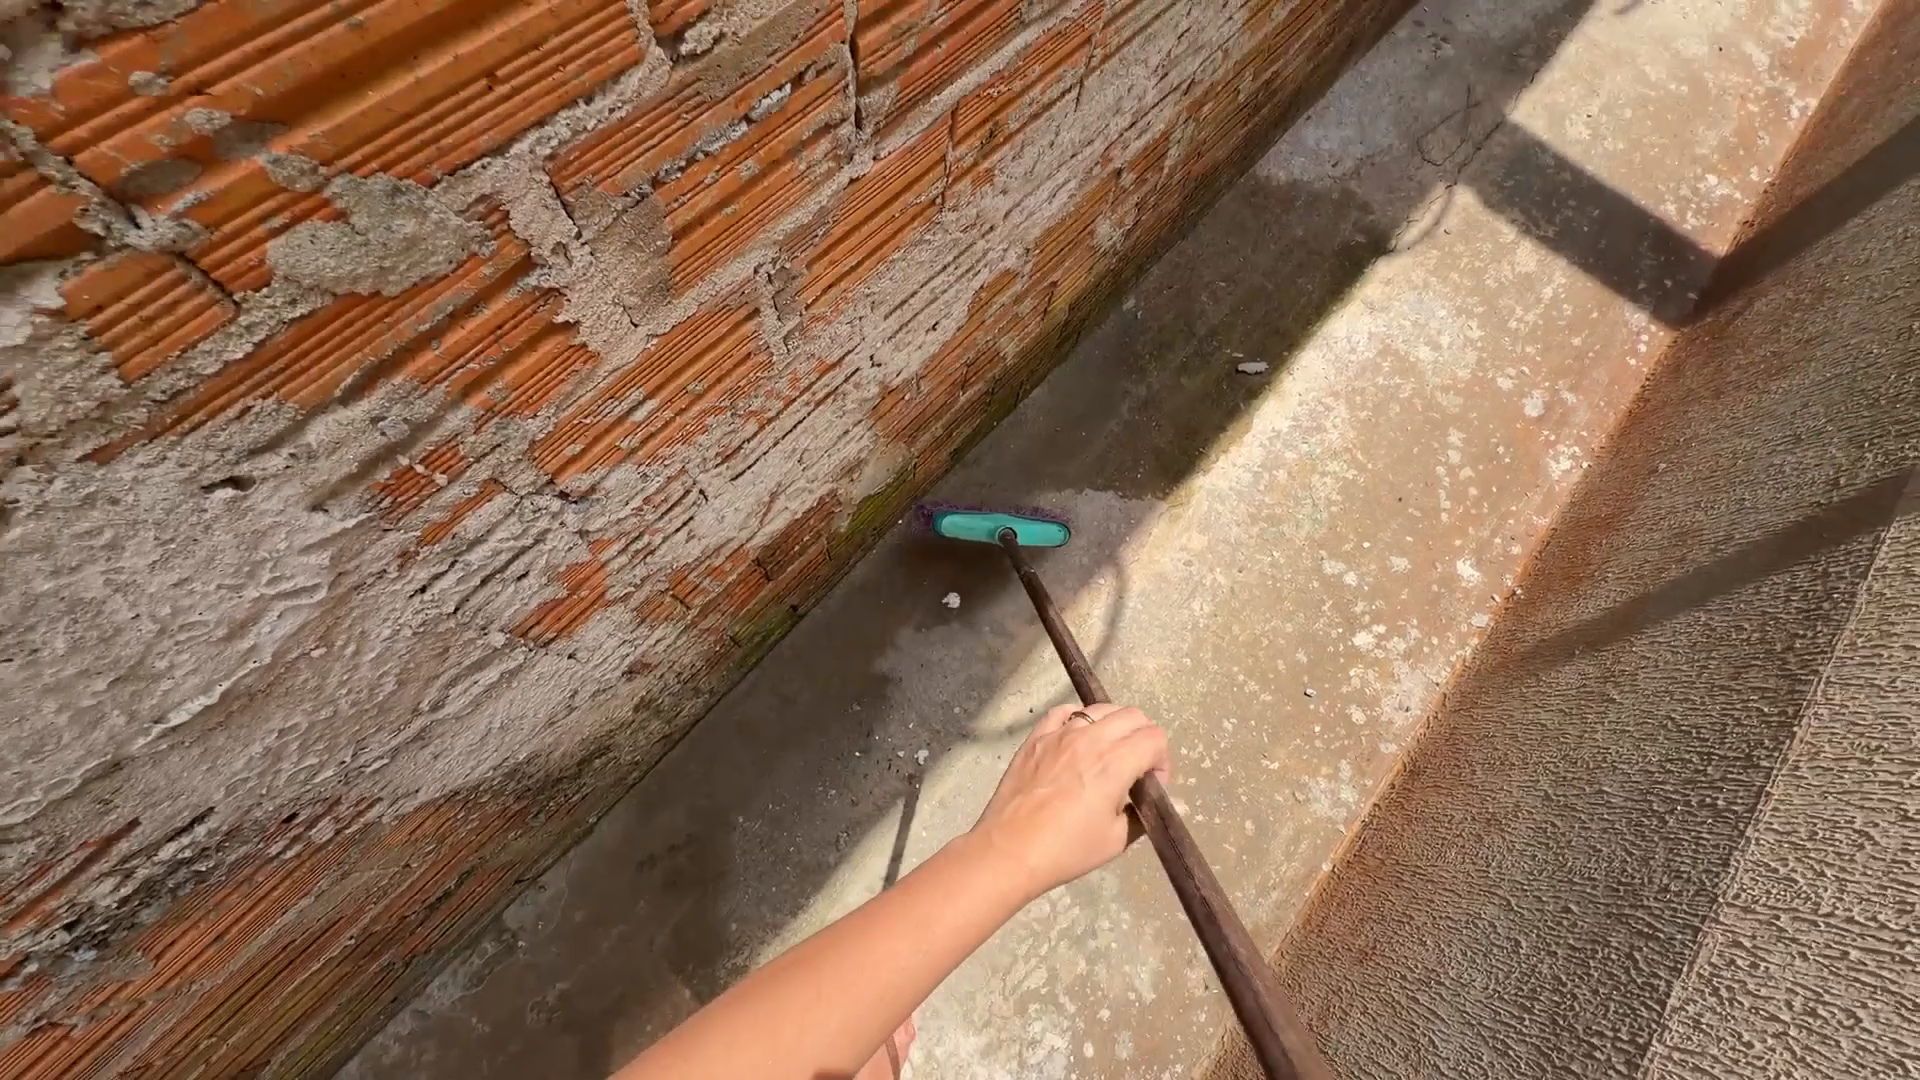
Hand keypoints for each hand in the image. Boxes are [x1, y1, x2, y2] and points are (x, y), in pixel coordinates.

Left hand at [969, 702, 1171, 900]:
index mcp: (1114, 763)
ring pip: (1099, 709)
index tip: (1152, 783)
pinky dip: (1078, 718)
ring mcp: (1059, 733)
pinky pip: (1062, 712)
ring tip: (1107, 754)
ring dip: (1113, 726)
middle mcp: (1089, 738)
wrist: (1010, 849)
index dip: (1162, 760)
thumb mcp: (1115, 839)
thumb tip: (1169, 802)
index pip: (1154, 737)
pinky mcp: (1036, 736)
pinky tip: (1077, 737)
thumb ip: (1144, 812)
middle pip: (1132, 715)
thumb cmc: (1067, 849)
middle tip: (1135, 767)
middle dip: (1143, 738)